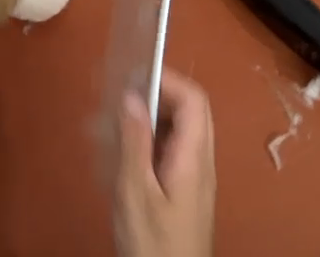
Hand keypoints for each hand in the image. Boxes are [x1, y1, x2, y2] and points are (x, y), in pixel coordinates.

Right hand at [114, 70, 215, 256]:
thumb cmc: (152, 243)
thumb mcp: (135, 192)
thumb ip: (134, 141)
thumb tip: (131, 94)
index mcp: (194, 159)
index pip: (194, 100)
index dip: (167, 80)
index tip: (132, 78)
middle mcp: (202, 162)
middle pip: (191, 110)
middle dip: (157, 94)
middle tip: (121, 97)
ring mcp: (197, 177)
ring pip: (182, 128)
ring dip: (152, 115)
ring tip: (117, 120)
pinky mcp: (187, 189)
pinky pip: (175, 147)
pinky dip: (152, 136)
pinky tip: (126, 149)